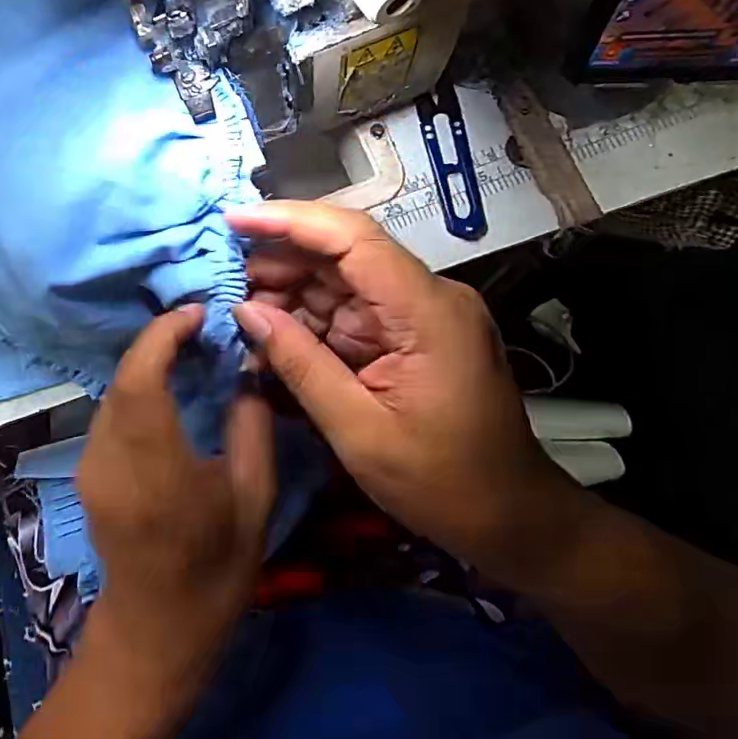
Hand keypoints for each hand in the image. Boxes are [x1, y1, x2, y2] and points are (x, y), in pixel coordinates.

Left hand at [74, 305, 275, 700]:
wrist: (155, 630)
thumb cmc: (215, 571)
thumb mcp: (254, 500)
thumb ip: (252, 425)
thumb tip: (248, 365)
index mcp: (155, 470)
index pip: (141, 379)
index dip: (162, 335)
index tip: (195, 314)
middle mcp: (110, 461)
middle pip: (123, 377)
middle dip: (158, 341)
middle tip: (199, 329)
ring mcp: (89, 465)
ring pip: (113, 391)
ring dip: (146, 363)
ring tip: (188, 351)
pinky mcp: (85, 470)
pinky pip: (109, 410)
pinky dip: (136, 387)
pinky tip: (165, 388)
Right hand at [229, 201, 585, 583]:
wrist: (514, 518)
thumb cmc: (445, 485)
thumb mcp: (360, 433)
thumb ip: (300, 365)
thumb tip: (246, 312)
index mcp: (426, 312)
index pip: (353, 239)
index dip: (289, 220)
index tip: (233, 220)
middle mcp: (426, 295)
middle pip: (343, 252)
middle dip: (279, 261)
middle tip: (223, 281)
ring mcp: (419, 311)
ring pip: (341, 278)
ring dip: (289, 290)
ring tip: (240, 310)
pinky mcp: (410, 330)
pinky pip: (351, 308)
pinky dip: (309, 316)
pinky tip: (274, 331)